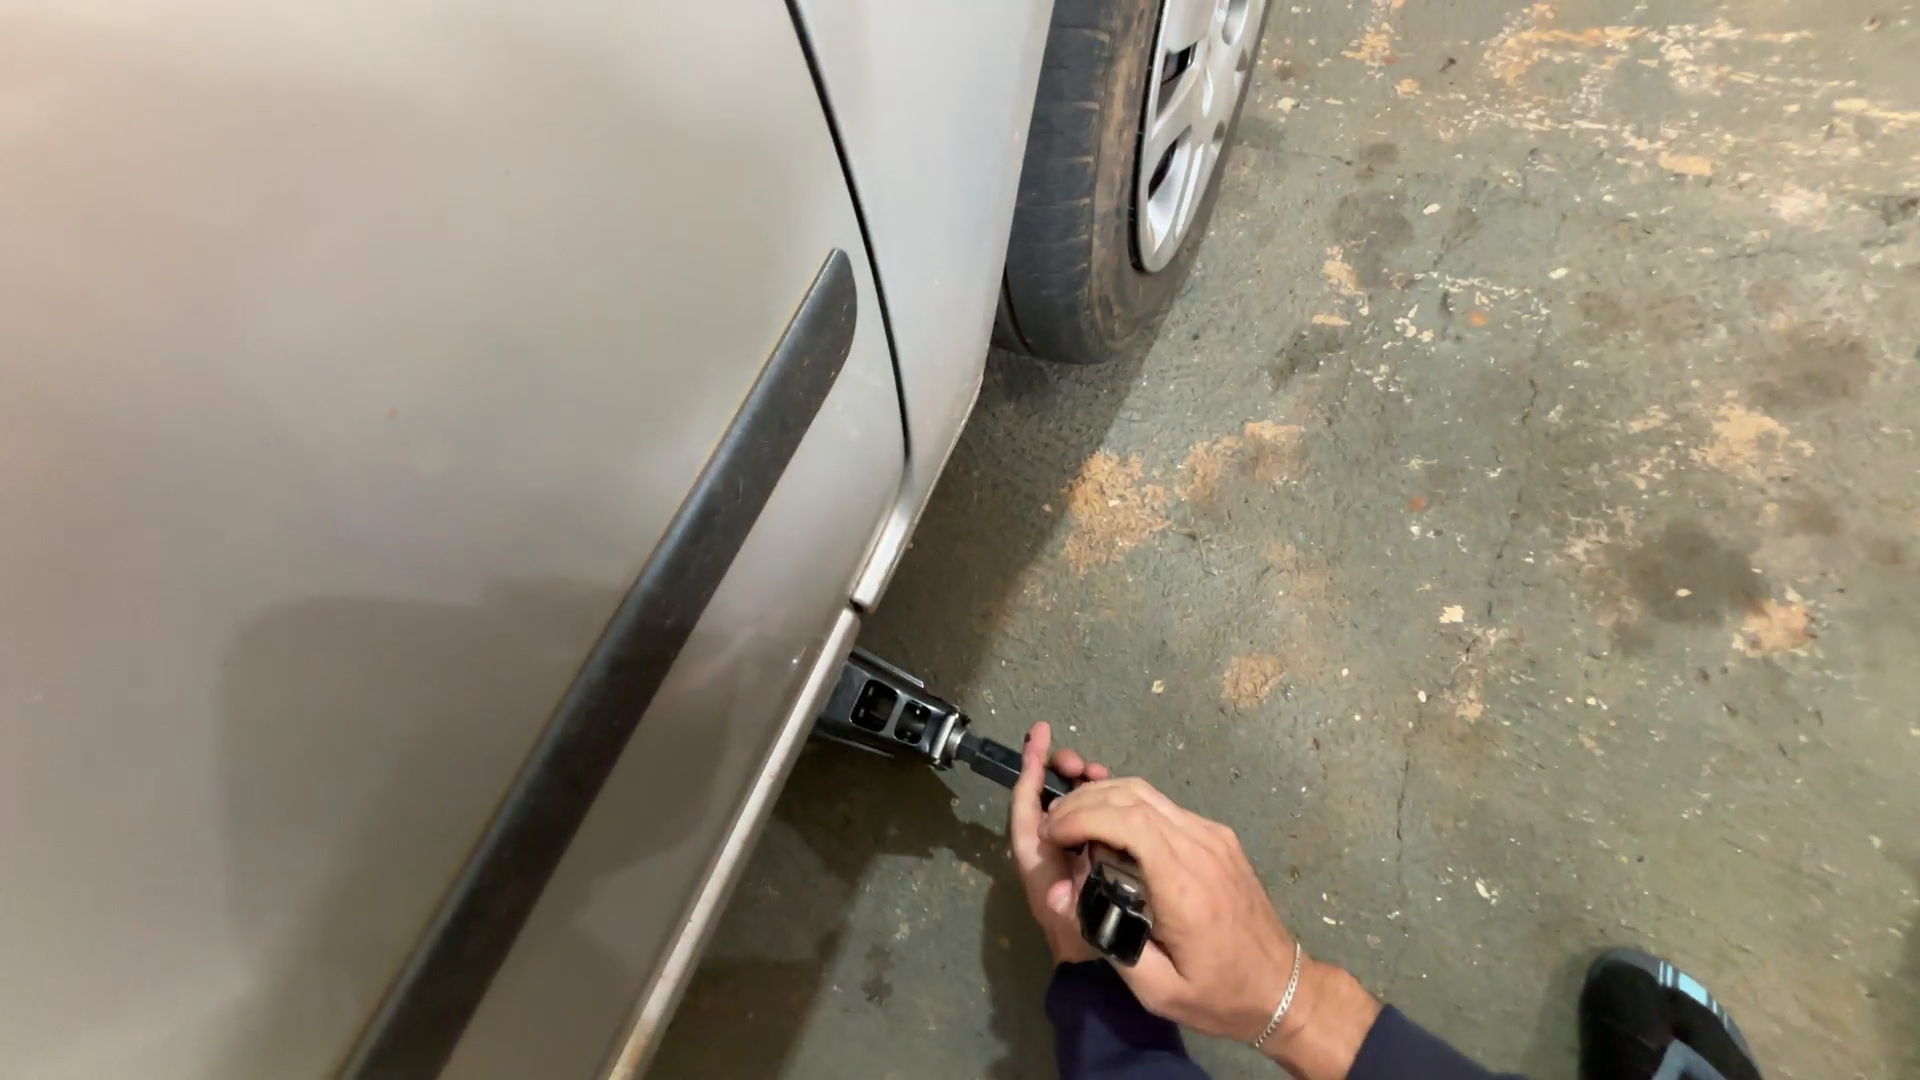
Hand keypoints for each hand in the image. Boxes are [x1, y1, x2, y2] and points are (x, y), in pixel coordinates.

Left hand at [1008, 721, 1109, 963]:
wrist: (1098, 970)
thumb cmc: (1083, 942)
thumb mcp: (1072, 921)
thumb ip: (1067, 898)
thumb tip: (1063, 881)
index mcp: (1035, 855)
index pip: (1026, 802)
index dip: (1031, 767)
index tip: (1039, 736)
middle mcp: (1048, 843)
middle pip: (1046, 794)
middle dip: (1060, 769)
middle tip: (1079, 760)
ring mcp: (1068, 844)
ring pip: (1069, 799)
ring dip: (1081, 780)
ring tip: (1096, 769)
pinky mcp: (1089, 848)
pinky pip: (1088, 813)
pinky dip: (1098, 797)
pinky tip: (1112, 787)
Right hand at [1041, 778, 1381, 1078]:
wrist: (1285, 988)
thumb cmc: (1219, 994)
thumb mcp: (1158, 991)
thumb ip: (1105, 939)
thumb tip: (1058, 894)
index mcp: (1184, 883)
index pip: (1126, 820)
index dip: (1081, 816)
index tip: (1051, 832)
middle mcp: (1199, 846)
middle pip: (1130, 796)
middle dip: (1082, 802)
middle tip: (1052, 824)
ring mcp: (1211, 834)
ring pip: (1145, 791)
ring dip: (1101, 797)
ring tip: (1071, 820)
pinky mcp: (1215, 833)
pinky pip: (1161, 805)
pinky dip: (1124, 805)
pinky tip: (1106, 826)